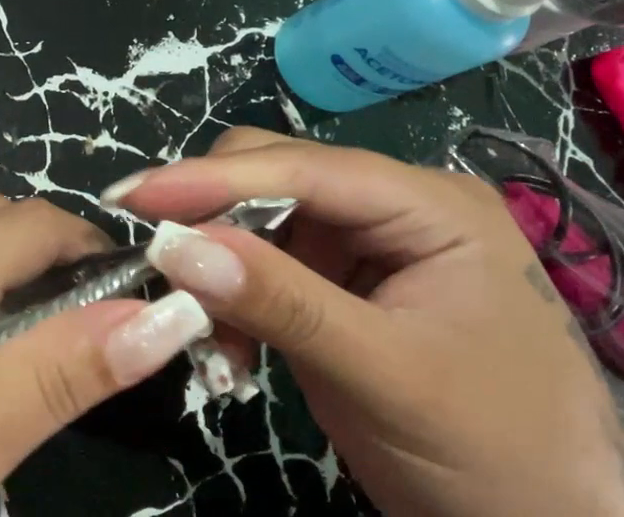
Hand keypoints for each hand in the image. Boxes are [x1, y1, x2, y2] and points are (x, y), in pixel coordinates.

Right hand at [102, 127, 623, 516]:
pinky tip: (230, 353)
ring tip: (201, 335)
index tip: (130, 198)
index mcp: (432, 206)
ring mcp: (367, 244)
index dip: (211, 178)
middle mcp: (395, 206)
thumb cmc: (493, 454)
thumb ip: (279, 302)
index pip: (304, 168)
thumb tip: (171, 244)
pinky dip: (232, 301)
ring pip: (254, 221)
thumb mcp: (383, 376)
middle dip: (211, 222)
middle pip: (271, 178)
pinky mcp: (340, 283)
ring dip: (216, 270)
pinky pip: (261, 266)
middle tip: (157, 268)